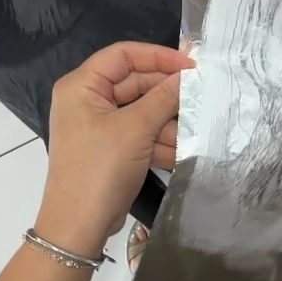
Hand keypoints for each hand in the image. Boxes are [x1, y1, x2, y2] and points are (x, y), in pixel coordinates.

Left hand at [36, 41, 194, 257]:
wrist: (79, 225)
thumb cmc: (100, 168)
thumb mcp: (136, 129)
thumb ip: (164, 98)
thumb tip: (190, 76)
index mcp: (82, 86)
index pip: (124, 55)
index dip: (159, 57)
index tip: (192, 65)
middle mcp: (88, 101)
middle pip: (135, 84)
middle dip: (167, 95)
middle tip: (201, 98)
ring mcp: (99, 127)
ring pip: (142, 112)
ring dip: (168, 123)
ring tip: (194, 133)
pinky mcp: (111, 150)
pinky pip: (140, 135)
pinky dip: (160, 143)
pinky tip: (183, 153)